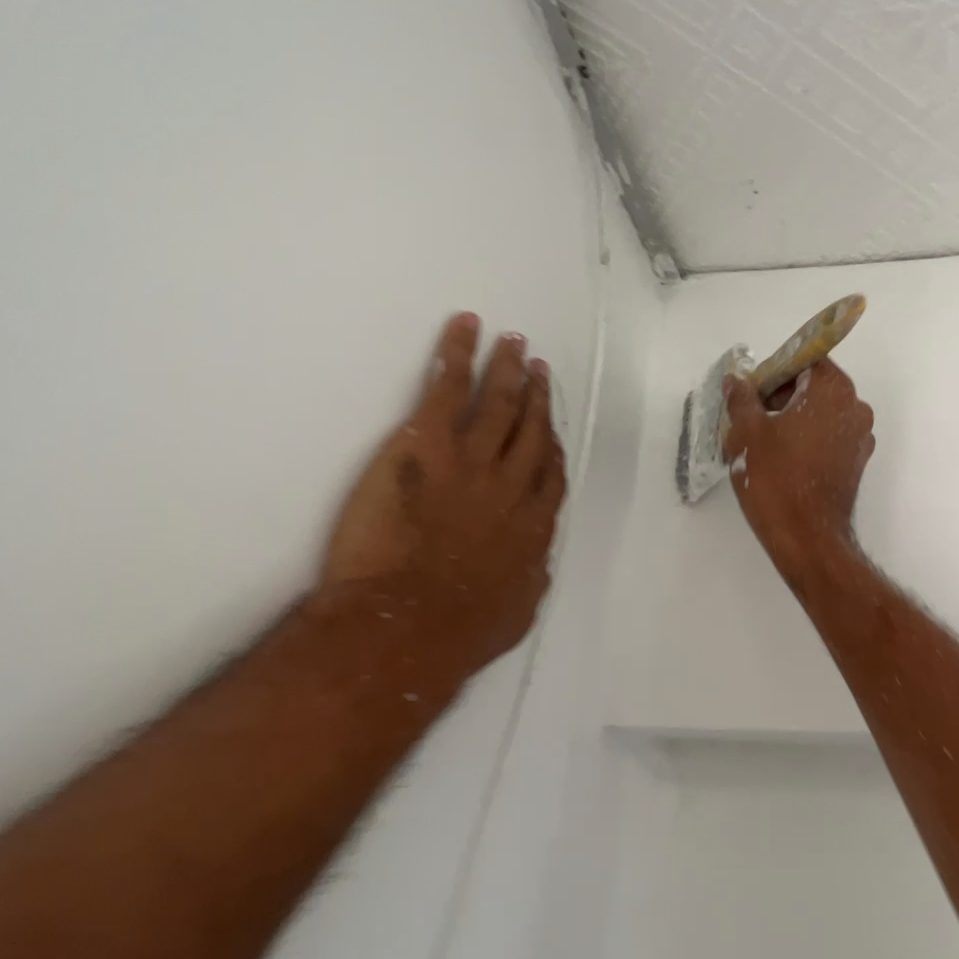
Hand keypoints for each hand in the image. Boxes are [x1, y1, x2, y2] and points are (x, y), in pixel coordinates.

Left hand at [319, 312, 565, 670]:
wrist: (407, 622)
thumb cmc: (460, 631)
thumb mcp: (518, 610)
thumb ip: (530, 577)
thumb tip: (534, 559)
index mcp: (532, 526)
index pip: (549, 473)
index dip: (551, 443)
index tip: (550, 427)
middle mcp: (510, 485)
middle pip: (529, 430)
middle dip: (536, 396)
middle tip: (539, 367)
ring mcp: (471, 460)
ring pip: (497, 403)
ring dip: (507, 369)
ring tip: (514, 343)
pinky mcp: (427, 444)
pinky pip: (447, 387)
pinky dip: (457, 353)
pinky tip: (464, 327)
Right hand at [723, 359, 875, 571]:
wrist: (807, 536)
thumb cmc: (776, 478)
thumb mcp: (747, 433)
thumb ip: (742, 399)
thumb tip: (736, 380)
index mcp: (833, 390)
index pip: (805, 359)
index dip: (775, 370)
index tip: (752, 390)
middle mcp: (855, 407)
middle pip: (815, 386)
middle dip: (782, 395)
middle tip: (750, 415)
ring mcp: (860, 437)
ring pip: (821, 413)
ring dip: (793, 418)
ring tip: (761, 440)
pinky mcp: (856, 462)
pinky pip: (828, 436)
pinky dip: (807, 438)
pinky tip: (781, 458)